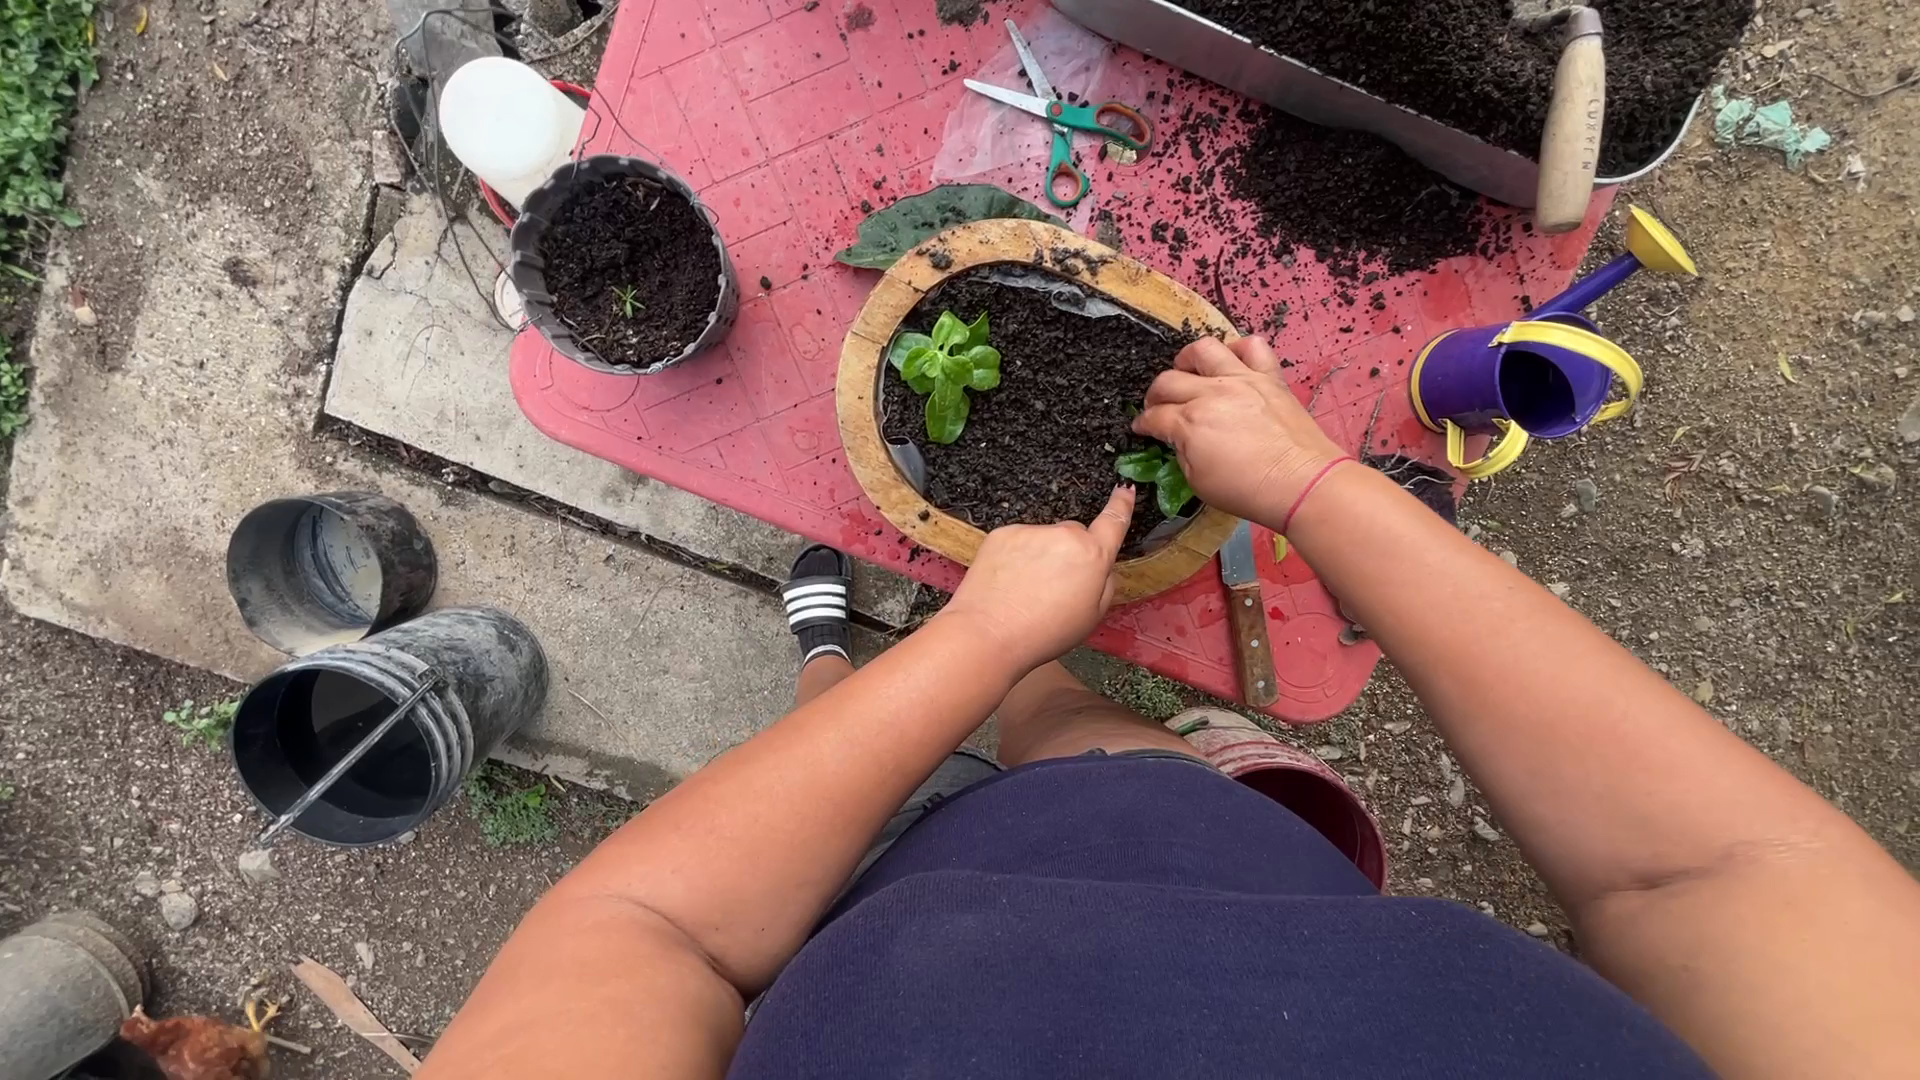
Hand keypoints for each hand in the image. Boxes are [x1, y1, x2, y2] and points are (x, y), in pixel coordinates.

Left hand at [939, 486, 1135, 671]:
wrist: (988, 634)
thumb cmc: (1043, 634)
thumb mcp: (1092, 617)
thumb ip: (1104, 585)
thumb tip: (1101, 568)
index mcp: (1092, 556)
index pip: (1113, 522)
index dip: (1121, 505)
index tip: (1125, 490)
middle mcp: (1064, 535)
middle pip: (1074, 536)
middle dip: (1070, 554)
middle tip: (1054, 589)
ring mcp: (1031, 532)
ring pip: (1043, 540)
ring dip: (1040, 557)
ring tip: (1026, 592)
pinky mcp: (1003, 534)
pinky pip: (1018, 542)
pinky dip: (1015, 558)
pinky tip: (1007, 584)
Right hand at [1133, 337, 1347, 523]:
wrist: (1302, 483)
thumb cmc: (1247, 490)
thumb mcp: (1198, 482)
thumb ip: (1182, 453)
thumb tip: (1179, 438)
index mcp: (1189, 422)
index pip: (1154, 417)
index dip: (1143, 424)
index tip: (1141, 428)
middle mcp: (1211, 393)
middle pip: (1168, 380)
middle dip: (1155, 395)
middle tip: (1158, 406)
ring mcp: (1242, 380)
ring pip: (1203, 349)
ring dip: (1187, 359)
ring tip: (1187, 371)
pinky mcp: (1269, 377)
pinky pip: (1252, 346)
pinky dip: (1238, 349)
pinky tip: (1231, 363)